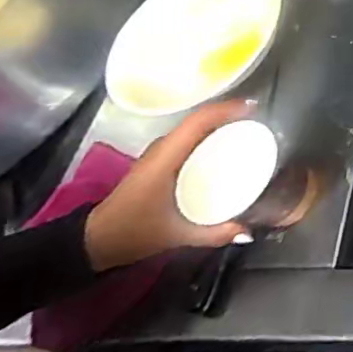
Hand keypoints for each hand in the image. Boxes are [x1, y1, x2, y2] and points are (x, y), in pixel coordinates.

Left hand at [83, 101, 254, 270]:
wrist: (93, 242)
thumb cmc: (132, 231)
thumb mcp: (176, 234)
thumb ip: (214, 233)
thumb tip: (248, 232)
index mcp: (166, 158)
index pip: (199, 121)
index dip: (227, 109)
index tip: (255, 109)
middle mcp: (163, 148)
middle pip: (199, 120)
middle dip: (230, 115)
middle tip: (260, 122)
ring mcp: (159, 154)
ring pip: (194, 128)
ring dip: (220, 124)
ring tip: (249, 131)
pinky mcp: (159, 161)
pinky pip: (189, 138)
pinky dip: (209, 135)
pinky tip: (225, 148)